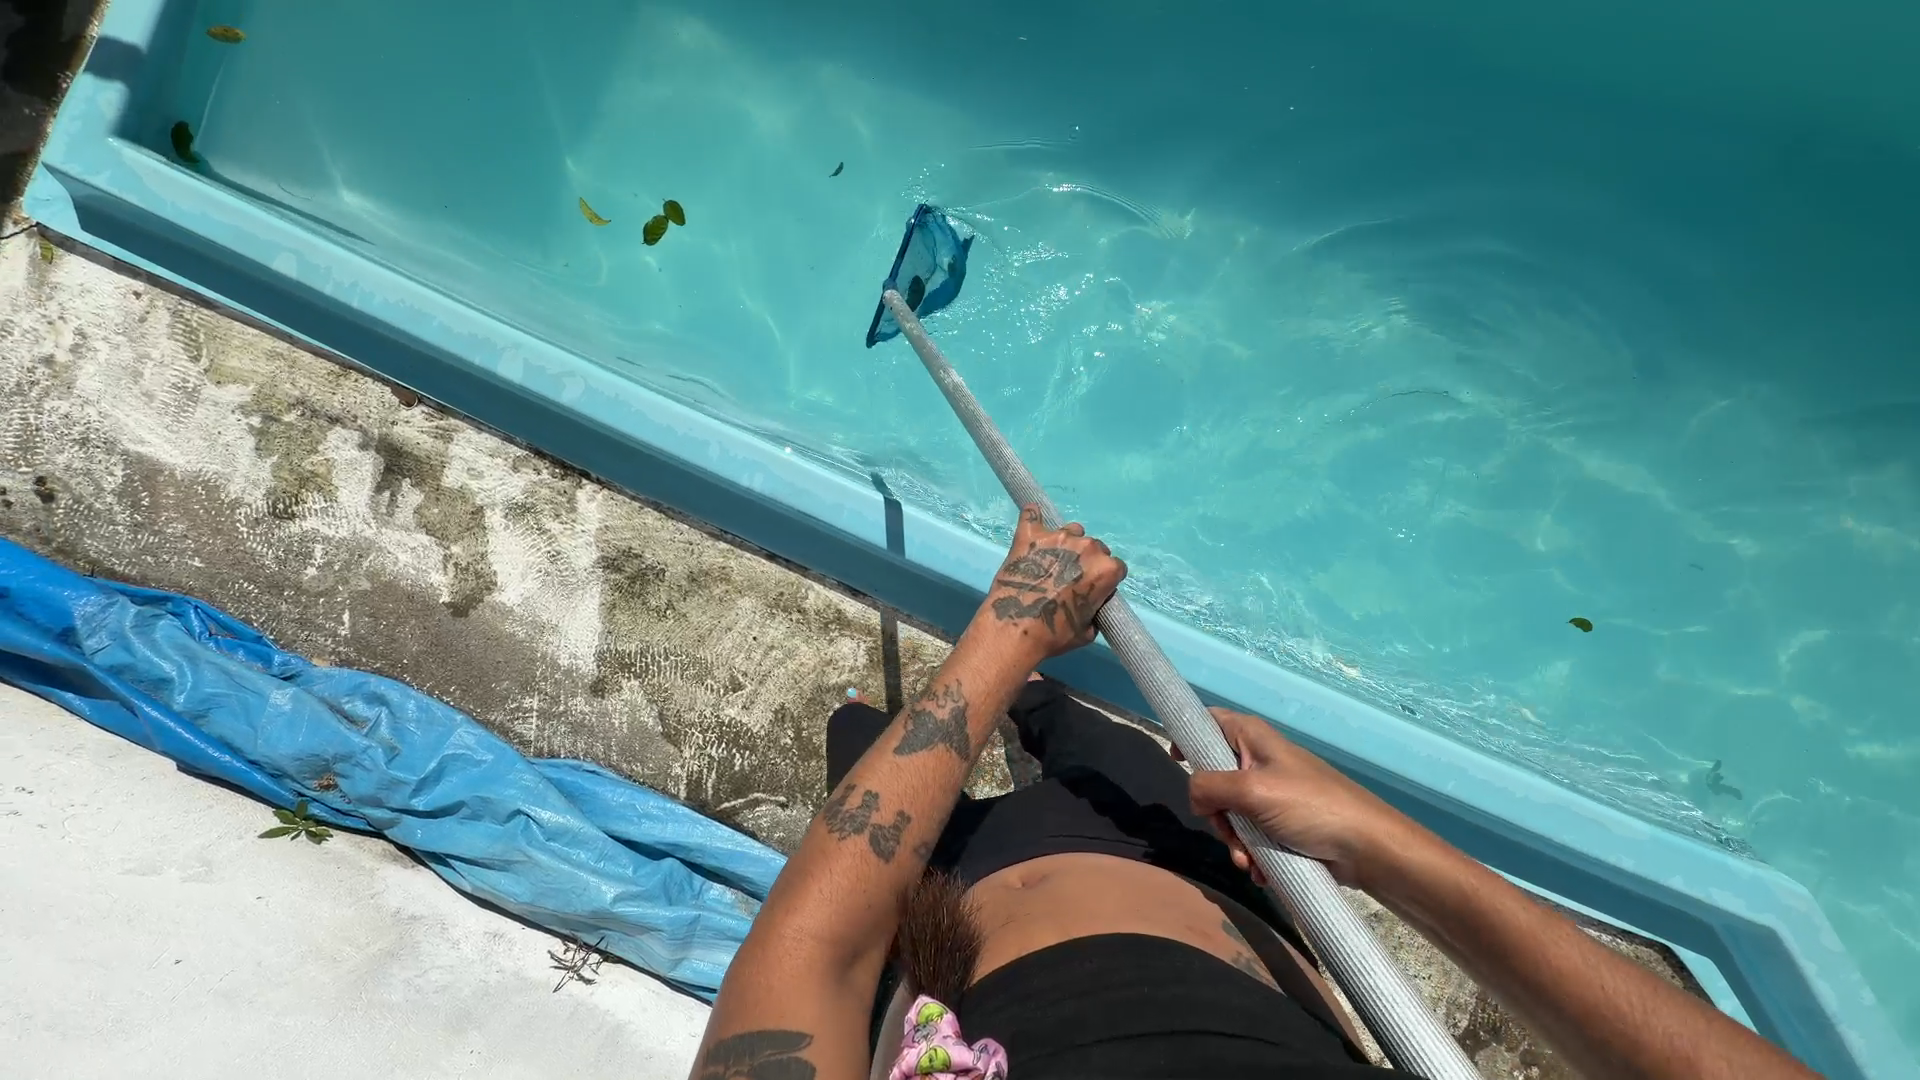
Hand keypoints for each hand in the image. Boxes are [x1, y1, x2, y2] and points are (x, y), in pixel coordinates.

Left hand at [978, 505, 1126, 662]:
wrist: (1014, 628)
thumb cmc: (1054, 635)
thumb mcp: (1089, 630)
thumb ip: (1095, 606)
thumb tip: (1090, 600)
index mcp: (1106, 569)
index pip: (1115, 567)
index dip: (1103, 579)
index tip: (1090, 588)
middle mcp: (1087, 547)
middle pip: (1094, 547)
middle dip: (1084, 560)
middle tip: (1066, 578)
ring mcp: (1058, 536)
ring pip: (1070, 530)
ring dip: (1064, 543)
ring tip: (1048, 561)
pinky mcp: (1029, 533)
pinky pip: (1032, 514)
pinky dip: (1032, 519)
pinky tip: (1030, 527)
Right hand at [1184, 708, 1416, 887]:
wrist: (1369, 848)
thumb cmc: (1310, 806)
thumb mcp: (1251, 791)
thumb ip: (1209, 787)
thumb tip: (1194, 796)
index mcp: (1252, 738)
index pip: (1208, 720)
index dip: (1188, 735)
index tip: (1177, 761)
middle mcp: (1259, 760)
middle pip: (1214, 777)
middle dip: (1216, 812)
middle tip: (1227, 829)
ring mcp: (1272, 793)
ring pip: (1231, 812)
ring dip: (1234, 840)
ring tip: (1249, 861)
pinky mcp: (1284, 823)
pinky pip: (1252, 834)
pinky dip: (1252, 852)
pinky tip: (1261, 870)